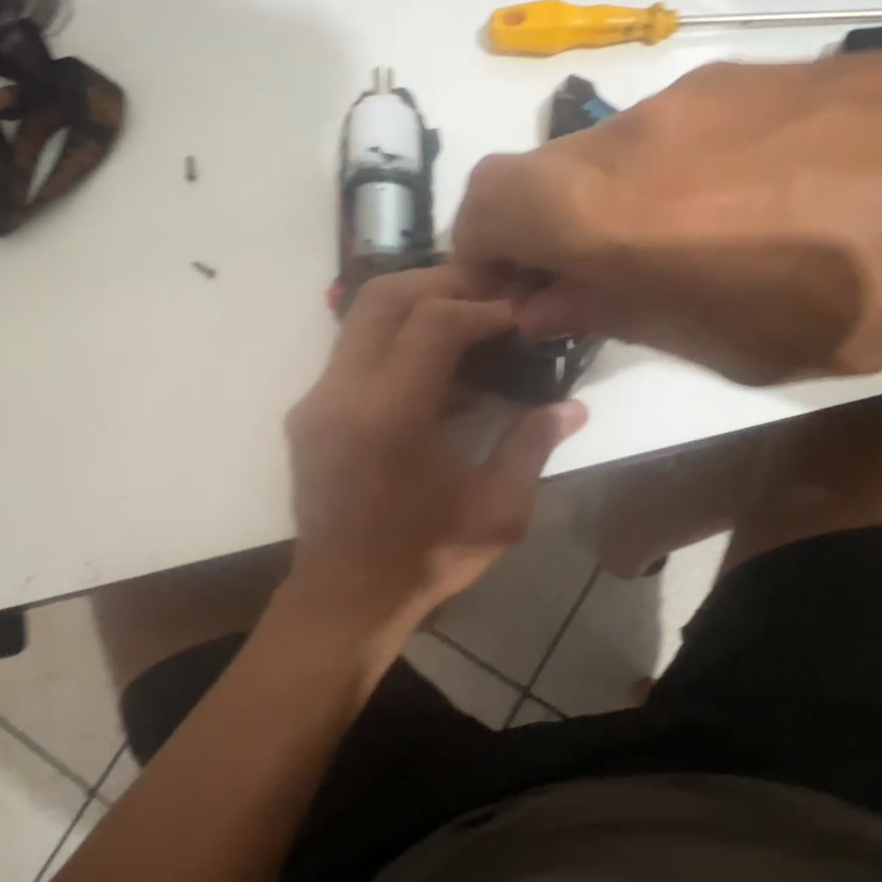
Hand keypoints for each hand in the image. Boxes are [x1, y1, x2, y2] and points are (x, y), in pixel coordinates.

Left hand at [280, 267, 587, 635]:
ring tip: (471, 319)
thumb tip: (572, 406)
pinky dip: (397, 340)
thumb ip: (531, 447)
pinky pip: (354, 352)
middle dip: (443, 282)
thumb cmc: (424, 560)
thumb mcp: (497, 512)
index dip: (482, 305)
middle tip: (492, 292)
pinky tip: (440, 369)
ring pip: (362, 317)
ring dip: (417, 305)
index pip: (433, 322)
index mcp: (388, 418)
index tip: (518, 313)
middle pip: (385, 297)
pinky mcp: (310, 413)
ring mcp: (316, 401)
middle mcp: (340, 395)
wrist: (344, 599)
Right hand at [453, 54, 881, 383]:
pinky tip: (738, 212)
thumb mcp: (739, 346)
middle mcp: (643, 133)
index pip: (489, 203)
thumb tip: (552, 300)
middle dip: (541, 237)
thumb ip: (627, 315)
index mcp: (620, 208)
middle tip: (585, 294)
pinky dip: (666, 178)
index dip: (477, 252)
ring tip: (673, 261)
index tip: (508, 297)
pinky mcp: (763, 75)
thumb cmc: (876, 298)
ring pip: (608, 151)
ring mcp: (705, 93)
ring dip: (607, 209)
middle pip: (542, 173)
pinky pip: (675, 131)